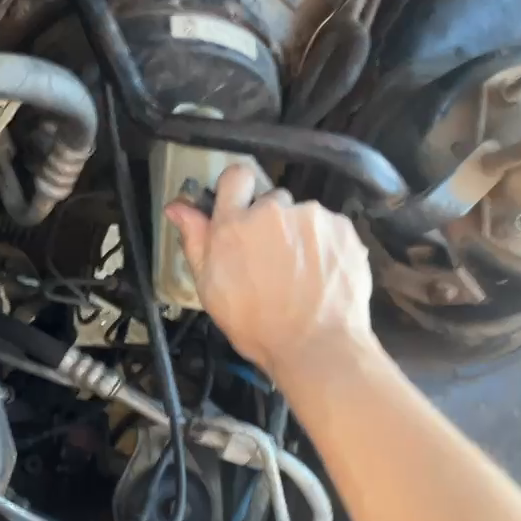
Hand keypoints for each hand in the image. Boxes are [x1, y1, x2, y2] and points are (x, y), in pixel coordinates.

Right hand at [164, 166, 376, 384]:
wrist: (314, 344)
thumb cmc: (254, 323)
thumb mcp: (209, 288)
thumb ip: (195, 241)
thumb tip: (177, 207)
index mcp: (235, 224)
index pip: (235, 177)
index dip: (236, 191)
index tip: (238, 209)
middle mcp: (274, 210)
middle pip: (270, 201)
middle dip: (268, 224)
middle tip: (267, 261)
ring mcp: (313, 217)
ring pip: (300, 217)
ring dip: (296, 236)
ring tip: (297, 274)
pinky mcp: (344, 229)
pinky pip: (328, 229)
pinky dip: (323, 247)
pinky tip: (318, 277)